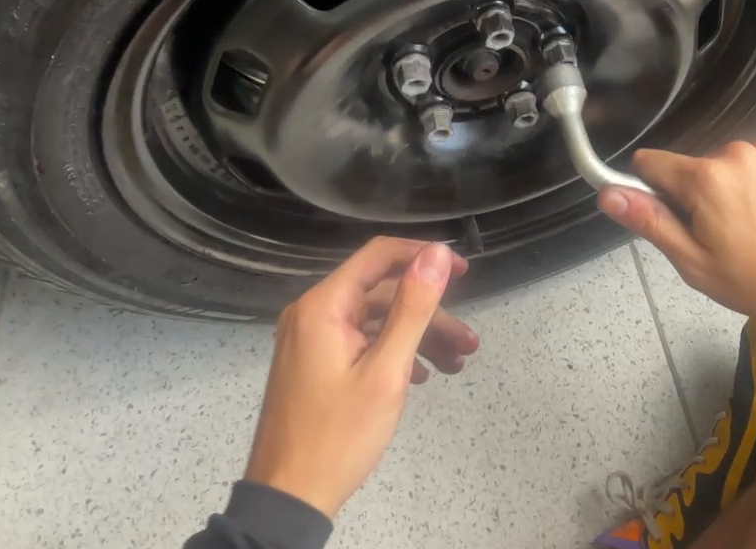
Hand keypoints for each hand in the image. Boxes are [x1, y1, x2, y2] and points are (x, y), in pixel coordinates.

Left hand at [245, 238, 477, 517]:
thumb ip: (413, 307)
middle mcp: (313, 313)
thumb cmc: (338, 436)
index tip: (463, 271)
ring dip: (418, 337)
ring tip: (457, 365)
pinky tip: (423, 375)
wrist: (287, 503)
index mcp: (324, 305)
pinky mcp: (314, 363)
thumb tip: (438, 252)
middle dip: (430, 314)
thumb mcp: (386, 371)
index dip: (424, 255)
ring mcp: (311, 339)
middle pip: (382, 294)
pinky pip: (361, 342)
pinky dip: (394, 352)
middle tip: (469, 342)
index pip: (380, 255)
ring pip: (376, 321)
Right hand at [599, 141, 755, 321]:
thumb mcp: (694, 262)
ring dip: (730, 187)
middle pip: (693, 167)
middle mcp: (734, 153)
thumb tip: (607, 193)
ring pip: (726, 164)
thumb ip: (649, 221)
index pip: (651, 163)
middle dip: (697, 194)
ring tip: (753, 226)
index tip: (672, 216)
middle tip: (721, 235)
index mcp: (705, 178)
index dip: (652, 189)